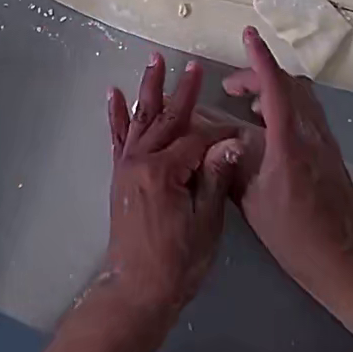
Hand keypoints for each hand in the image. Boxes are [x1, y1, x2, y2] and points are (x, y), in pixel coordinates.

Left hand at [99, 55, 240, 313]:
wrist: (136, 290)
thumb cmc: (177, 263)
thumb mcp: (206, 224)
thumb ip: (215, 178)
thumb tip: (230, 142)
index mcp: (164, 172)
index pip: (196, 140)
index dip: (218, 136)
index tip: (236, 131)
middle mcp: (141, 161)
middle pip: (166, 118)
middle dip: (182, 91)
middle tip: (194, 66)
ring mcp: (127, 165)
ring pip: (141, 118)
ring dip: (149, 88)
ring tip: (154, 60)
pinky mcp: (120, 173)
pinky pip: (118, 137)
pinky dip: (117, 113)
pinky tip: (115, 93)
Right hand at [219, 26, 352, 304]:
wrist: (349, 262)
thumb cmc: (297, 237)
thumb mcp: (253, 202)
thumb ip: (232, 163)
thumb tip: (210, 138)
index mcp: (289, 141)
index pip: (275, 86)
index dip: (259, 57)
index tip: (248, 34)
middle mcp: (311, 131)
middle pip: (288, 83)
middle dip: (258, 74)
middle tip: (231, 87)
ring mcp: (324, 139)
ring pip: (301, 94)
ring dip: (274, 87)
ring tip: (249, 104)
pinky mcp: (329, 150)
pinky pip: (307, 110)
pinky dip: (286, 103)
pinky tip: (270, 127)